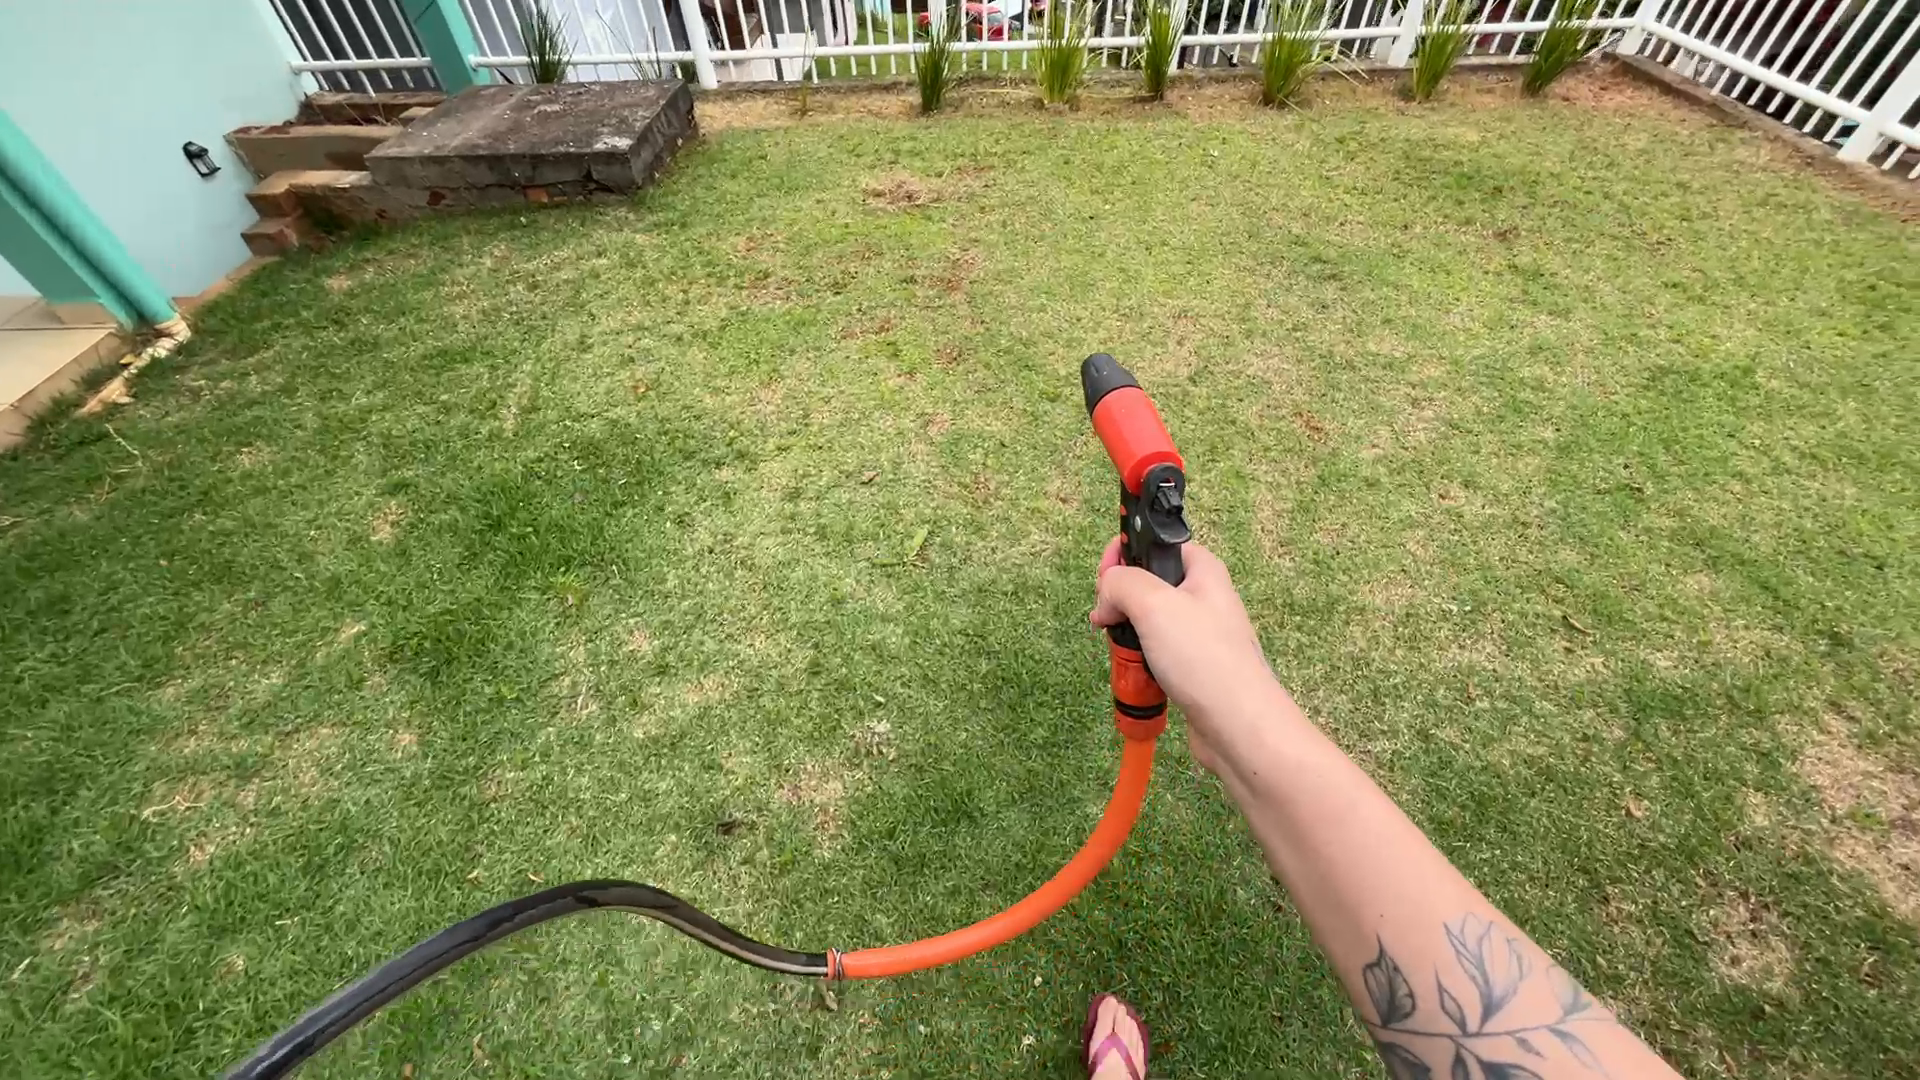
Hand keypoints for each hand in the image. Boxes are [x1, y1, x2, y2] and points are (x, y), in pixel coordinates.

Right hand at [1090, 538, 1283, 773]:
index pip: (1154, 544)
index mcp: (1202, 569)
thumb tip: (1106, 595)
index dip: (1123, 555)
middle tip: (1107, 617)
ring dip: (1125, 630)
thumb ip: (1121, 583)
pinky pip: (1155, 649)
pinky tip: (1134, 668)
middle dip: (1118, 597)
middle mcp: (1203, 596)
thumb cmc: (1202, 657)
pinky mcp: (1191, 664)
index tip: (1104, 580)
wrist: (1238, 726)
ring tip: (1119, 647)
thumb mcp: (1153, 603)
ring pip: (1146, 618)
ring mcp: (1198, 632)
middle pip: (1145, 582)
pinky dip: (1138, 656)